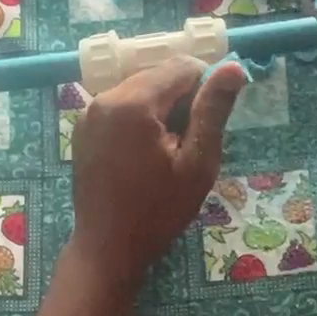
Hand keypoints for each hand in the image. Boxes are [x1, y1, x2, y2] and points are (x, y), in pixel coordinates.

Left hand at [71, 57, 245, 284]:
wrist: (108, 248)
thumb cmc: (158, 211)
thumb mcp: (197, 164)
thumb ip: (213, 111)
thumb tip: (233, 67)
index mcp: (133, 103)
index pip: (181, 68)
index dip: (204, 90)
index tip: (206, 127)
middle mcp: (105, 99)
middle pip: (157, 77)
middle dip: (180, 102)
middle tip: (186, 146)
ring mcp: (89, 114)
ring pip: (139, 92)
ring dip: (160, 112)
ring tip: (165, 155)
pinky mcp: (83, 130)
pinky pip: (120, 109)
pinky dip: (138, 122)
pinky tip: (143, 158)